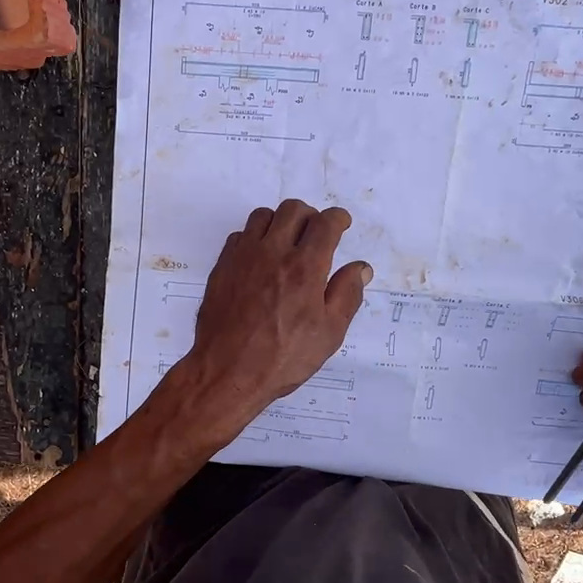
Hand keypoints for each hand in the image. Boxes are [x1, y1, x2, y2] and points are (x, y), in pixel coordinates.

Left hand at [180, 200, 371, 424]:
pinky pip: (240, 236)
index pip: (325, 223)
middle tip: (315, 235)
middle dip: (310, 216)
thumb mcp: (328, 334)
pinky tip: (260, 260)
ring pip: (263, 216)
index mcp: (304, 268)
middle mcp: (272, 253)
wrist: (227, 372)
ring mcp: (243, 258)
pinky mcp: (222, 267)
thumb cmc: (283, 358)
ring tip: (286, 243)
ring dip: (280, 223)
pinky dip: (254, 238)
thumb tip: (360, 268)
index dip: (338, 219)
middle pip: (293, 209)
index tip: (341, 224)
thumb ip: (347, 295)